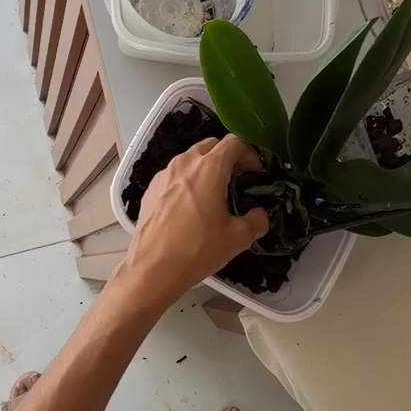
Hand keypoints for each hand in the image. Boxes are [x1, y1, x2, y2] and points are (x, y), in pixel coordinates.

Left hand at [118, 135, 269, 305]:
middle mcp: (185, 163)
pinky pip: (174, 174)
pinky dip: (187, 180)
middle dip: (227, 155)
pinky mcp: (150, 189)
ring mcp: (164, 174)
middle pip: (210, 145)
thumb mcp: (237, 238)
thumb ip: (256, 221)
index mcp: (209, 168)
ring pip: (190, 158)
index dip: (249, 153)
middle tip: (238, 177)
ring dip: (206, 166)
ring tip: (214, 190)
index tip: (256, 171)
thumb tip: (259, 216)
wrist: (152, 268)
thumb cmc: (197, 249)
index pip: (234, 143)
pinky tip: (190, 204)